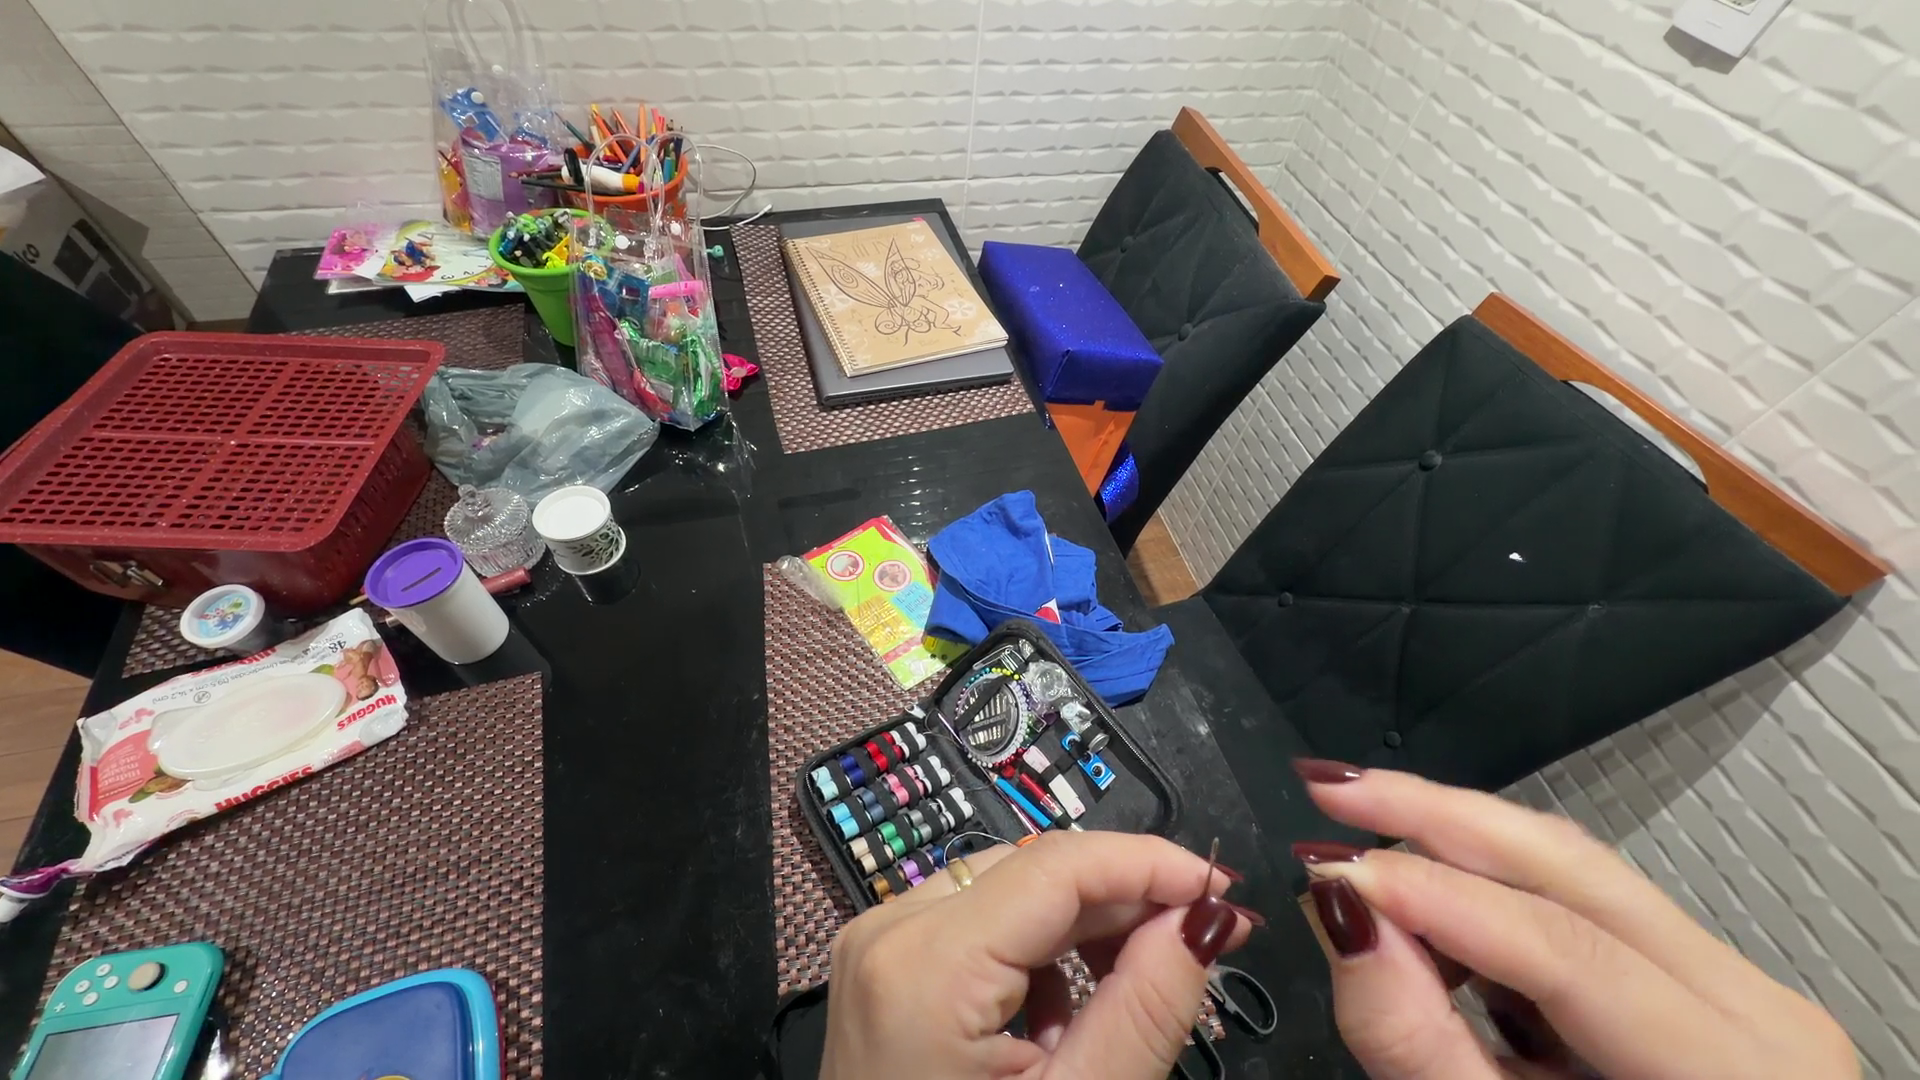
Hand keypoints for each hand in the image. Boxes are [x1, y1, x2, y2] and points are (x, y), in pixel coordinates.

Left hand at [820, 830, 1258, 1078]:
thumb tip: (1204, 919)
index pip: (1055, 867)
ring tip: (1134, 988)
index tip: (1222, 888)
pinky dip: (1035, 948)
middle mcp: (891, 925)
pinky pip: (977, 918)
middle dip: (1125, 898)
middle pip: (1032, 872)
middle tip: (1205, 933)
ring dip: (1083, 925)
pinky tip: (1064, 1014)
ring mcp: (879, 936)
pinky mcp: (883, 956)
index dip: (1148, 863)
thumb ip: (1144, 1007)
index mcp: (927, 965)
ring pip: (1008, 888)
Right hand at [1290, 761, 1860, 1078]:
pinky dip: (1469, 869)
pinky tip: (1406, 882)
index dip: (1434, 899)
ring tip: (1345, 807)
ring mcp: (1716, 968)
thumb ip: (1417, 1042)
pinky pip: (1557, 885)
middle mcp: (1745, 995)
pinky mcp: (1675, 958)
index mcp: (1733, 1064)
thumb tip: (1341, 913)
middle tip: (1325, 784)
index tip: (1324, 870)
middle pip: (1563, 863)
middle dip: (1430, 812)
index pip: (1563, 945)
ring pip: (1558, 858)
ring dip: (1439, 827)